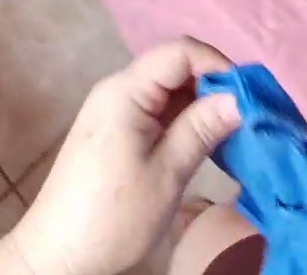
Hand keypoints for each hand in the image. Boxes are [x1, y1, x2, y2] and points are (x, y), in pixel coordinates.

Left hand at [3, 38, 242, 274]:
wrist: (57, 258)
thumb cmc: (112, 217)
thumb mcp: (165, 174)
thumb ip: (201, 129)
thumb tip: (240, 97)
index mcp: (125, 89)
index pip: (180, 51)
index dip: (217, 65)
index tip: (248, 97)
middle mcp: (118, 88)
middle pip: (175, 66)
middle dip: (214, 85)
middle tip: (248, 118)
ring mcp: (115, 108)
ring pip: (169, 89)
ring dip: (202, 104)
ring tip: (234, 133)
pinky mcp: (116, 129)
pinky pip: (157, 108)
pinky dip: (184, 120)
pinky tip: (206, 144)